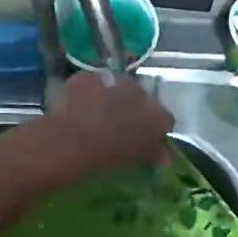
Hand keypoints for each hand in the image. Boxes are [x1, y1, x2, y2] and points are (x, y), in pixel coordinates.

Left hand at [42, 72, 174, 174]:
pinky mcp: (87, 77)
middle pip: (141, 98)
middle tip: (119, 124)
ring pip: (115, 86)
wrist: (72, 142)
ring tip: (96, 114)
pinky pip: (90, 84)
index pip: (165, 119)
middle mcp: (139, 91)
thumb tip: (165, 156)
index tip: (147, 137)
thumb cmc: (108, 156)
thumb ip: (154, 154)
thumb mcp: (135, 159)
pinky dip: (87, 92)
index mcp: (155, 114)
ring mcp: (112, 80)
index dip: (156, 127)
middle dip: (133, 108)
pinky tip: (78, 107)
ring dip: (110, 96)